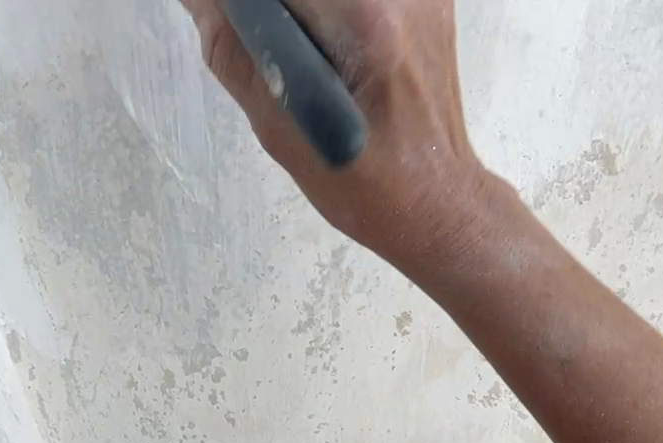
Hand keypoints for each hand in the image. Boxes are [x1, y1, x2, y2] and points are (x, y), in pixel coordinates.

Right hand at [180, 0, 499, 270]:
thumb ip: (235, 56)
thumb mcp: (284, 136)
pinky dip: (329, 18)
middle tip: (265, 51)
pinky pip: (358, 0)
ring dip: (298, 19)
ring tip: (302, 68)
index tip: (225, 23)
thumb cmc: (365, 190)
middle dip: (272, 15)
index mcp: (365, 21)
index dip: (244, 8)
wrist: (437, 203)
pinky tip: (335, 58)